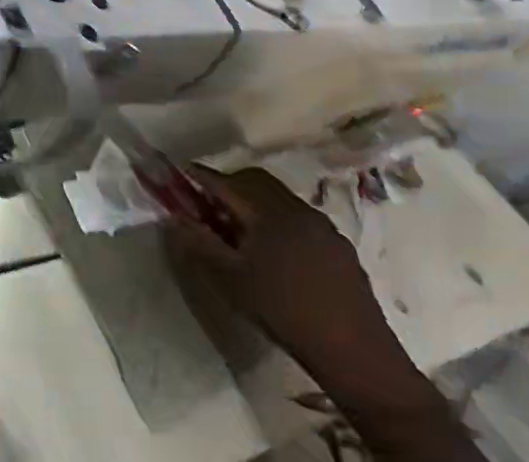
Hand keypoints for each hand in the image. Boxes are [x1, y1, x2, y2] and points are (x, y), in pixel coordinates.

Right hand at [167, 167, 404, 380]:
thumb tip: (173, 214)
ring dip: (252, 201)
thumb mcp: (228, 276)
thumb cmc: (282, 310)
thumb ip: (197, 239)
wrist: (355, 354)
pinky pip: (298, 217)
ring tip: (235, 229)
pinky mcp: (340, 248)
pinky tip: (269, 249)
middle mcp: (300, 212)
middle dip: (227, 185)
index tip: (176, 175)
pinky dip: (275, 218)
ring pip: (279, 198)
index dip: (198, 176)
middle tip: (205, 204)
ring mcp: (325, 230)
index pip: (227, 182)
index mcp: (271, 214)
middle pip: (256, 181)